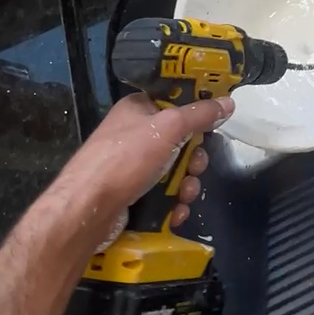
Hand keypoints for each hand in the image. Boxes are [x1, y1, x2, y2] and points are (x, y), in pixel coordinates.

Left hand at [53, 92, 232, 230]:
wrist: (84, 213)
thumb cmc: (125, 159)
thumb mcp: (168, 127)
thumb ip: (201, 114)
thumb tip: (229, 102)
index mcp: (138, 108)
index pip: (175, 101)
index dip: (197, 111)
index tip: (215, 123)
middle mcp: (134, 134)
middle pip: (180, 139)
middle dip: (194, 158)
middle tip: (196, 167)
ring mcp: (131, 166)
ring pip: (174, 169)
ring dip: (187, 184)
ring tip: (186, 196)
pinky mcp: (131, 195)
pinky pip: (162, 193)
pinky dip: (173, 203)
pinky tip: (177, 213)